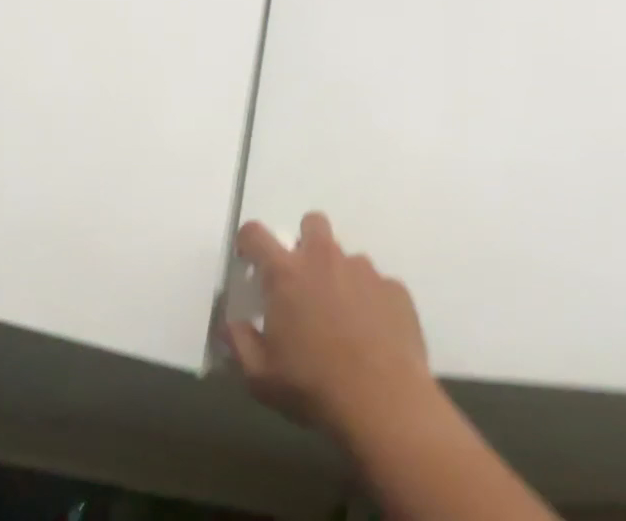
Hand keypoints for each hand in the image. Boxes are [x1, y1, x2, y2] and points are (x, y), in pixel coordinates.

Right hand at [223, 212, 437, 440]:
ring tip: (342, 319)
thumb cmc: (312, 386)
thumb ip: (239, 342)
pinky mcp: (395, 289)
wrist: (383, 402)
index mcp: (286, 274)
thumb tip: (230, 324)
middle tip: (302, 282)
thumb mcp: (259, 375)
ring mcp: (365, 271)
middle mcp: (326, 259)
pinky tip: (371, 335)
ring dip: (339, 277)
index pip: (256, 234)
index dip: (248, 242)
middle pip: (313, 223)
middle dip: (304, 242)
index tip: (250, 262)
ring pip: (347, 258)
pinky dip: (370, 301)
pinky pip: (377, 284)